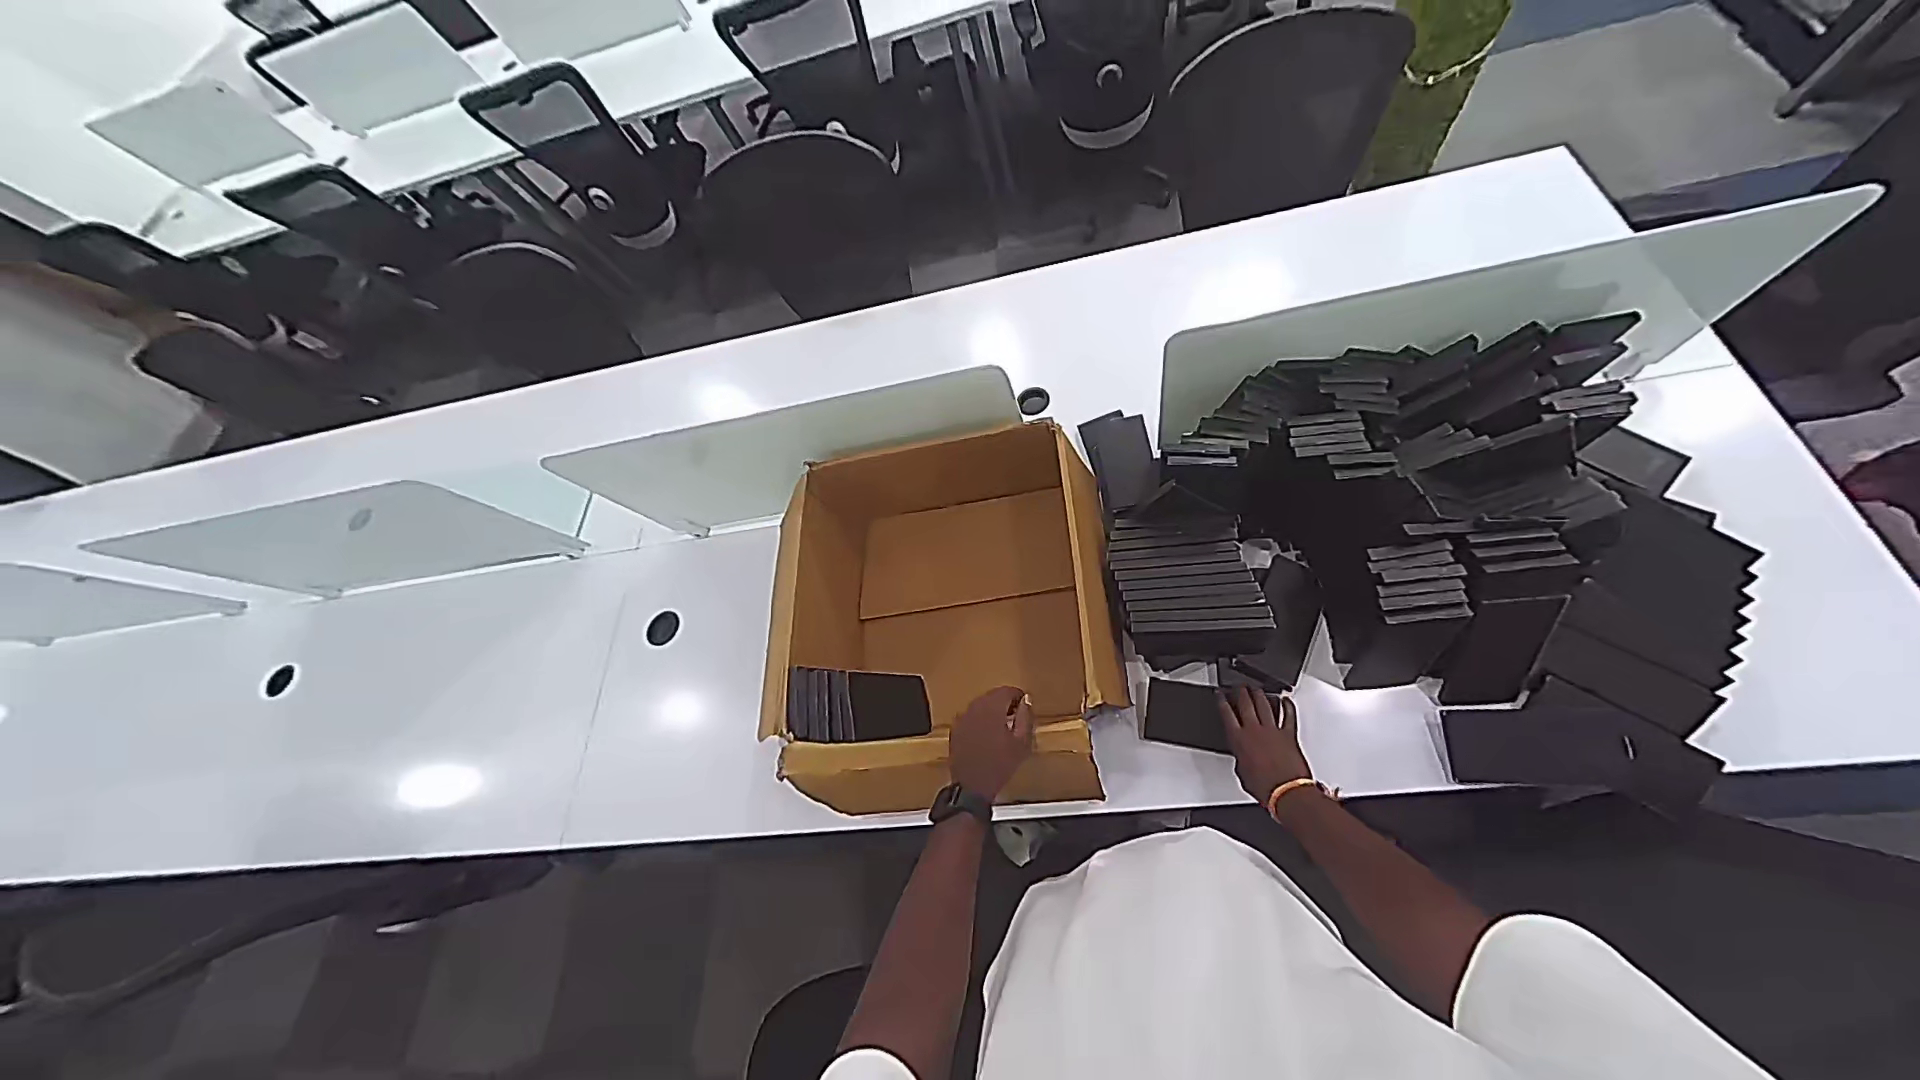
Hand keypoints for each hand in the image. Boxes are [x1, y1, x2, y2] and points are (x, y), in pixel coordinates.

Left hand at [949, 686, 1034, 801]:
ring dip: (992, 711)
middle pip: (992, 696)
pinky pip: (971, 717)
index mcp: (992, 707)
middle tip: (1015, 718)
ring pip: (981, 705)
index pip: (1007, 690)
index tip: (1024, 707)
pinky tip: (986, 736)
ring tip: (1002, 728)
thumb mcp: (1022, 743)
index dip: (1018, 697)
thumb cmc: (1000, 765)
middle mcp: (974, 707)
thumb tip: (1026, 700)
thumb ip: (1025, 717)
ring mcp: (962, 717)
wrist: (972, 786)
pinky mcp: (955, 728)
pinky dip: (980, 720)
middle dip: (1005, 703)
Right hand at [1217, 686, 1309, 801]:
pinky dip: (1287, 706)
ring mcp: (1273, 730)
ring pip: (1264, 705)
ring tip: (1256, 689)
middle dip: (1240, 692)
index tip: (1220, 694)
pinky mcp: (1289, 735)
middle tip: (1239, 686)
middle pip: (1245, 703)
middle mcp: (1254, 731)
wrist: (1288, 793)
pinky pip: (1289, 715)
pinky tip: (1285, 700)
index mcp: (1239, 739)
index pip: (1226, 713)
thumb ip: (1241, 759)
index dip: (1222, 701)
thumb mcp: (1243, 773)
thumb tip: (1244, 757)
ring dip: (1259, 694)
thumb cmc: (1265, 787)